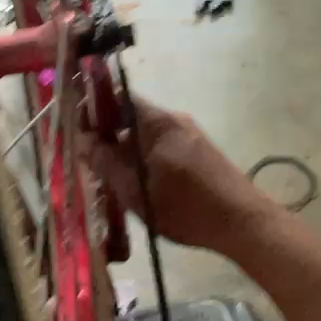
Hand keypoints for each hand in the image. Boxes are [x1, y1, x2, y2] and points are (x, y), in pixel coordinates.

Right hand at [94, 98, 283, 253]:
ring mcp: (189, 134)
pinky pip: (160, 144)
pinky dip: (143, 156)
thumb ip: (107, 164)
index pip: (117, 98)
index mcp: (158, 122)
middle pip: (130, 116)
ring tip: (110, 175)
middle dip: (106, 133)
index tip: (77, 131)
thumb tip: (84, 142)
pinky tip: (137, 182)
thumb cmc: (187, 208)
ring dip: (124, 148)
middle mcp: (174, 120)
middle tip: (89, 159)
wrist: (243, 223)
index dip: (93, 110)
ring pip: (145, 133)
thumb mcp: (136, 192)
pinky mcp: (198, 151)